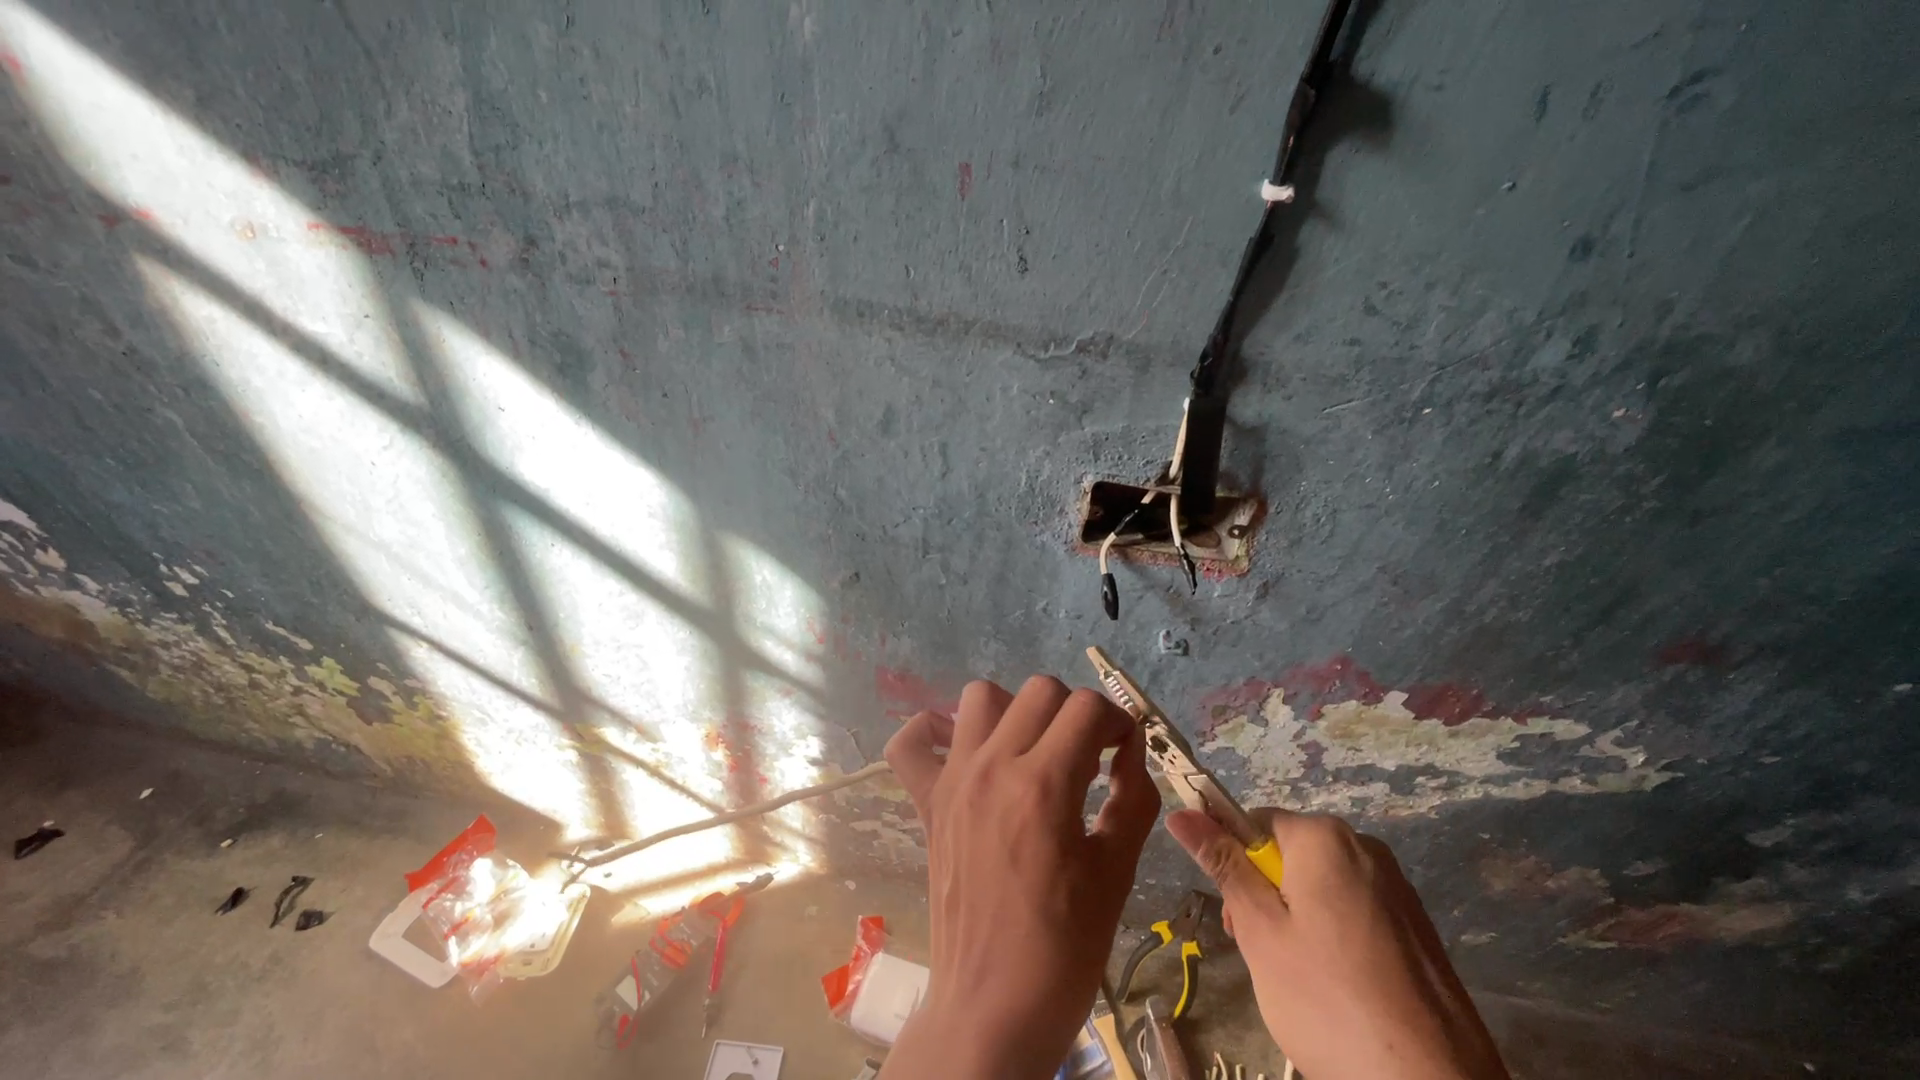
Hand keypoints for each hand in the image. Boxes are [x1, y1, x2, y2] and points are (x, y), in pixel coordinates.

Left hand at [879, 677, 1159, 1079]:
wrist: (993, 1004)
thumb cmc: (1065, 947)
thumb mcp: (1117, 871)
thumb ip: (1133, 798)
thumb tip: (1131, 750)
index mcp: (1044, 785)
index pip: (1088, 707)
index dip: (1118, 721)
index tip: (1124, 753)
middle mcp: (992, 767)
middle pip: (1039, 690)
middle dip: (1075, 712)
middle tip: (1088, 757)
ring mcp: (952, 781)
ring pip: (980, 696)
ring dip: (1015, 711)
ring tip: (1034, 752)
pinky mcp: (926, 803)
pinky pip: (912, 741)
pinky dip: (936, 733)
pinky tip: (966, 754)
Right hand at [1168, 808, 1509, 1079]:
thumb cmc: (1327, 1000)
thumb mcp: (1260, 931)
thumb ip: (1222, 866)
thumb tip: (1182, 812)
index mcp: (1325, 838)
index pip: (1254, 822)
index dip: (1231, 863)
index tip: (1233, 920)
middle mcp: (1366, 848)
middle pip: (1290, 854)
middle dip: (1264, 895)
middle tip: (1260, 954)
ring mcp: (1397, 889)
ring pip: (1320, 887)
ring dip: (1296, 920)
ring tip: (1299, 980)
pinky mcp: (1416, 928)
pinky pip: (1354, 913)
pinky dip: (1333, 939)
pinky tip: (1336, 988)